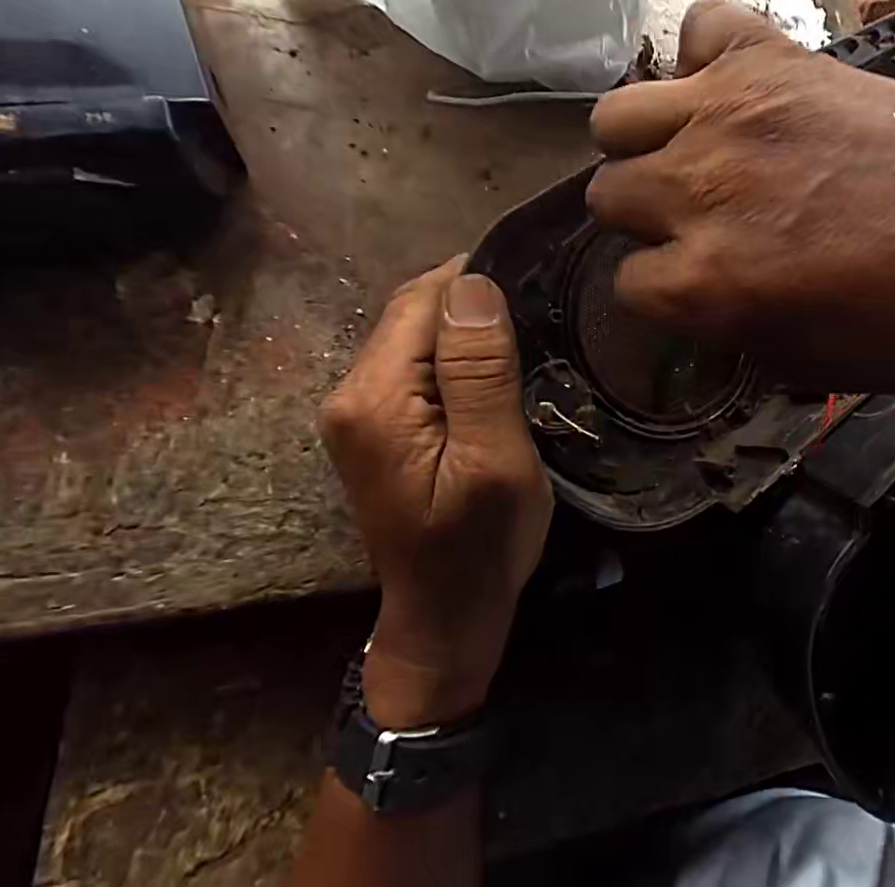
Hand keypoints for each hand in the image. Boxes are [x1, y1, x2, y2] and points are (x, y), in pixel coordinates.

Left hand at [320, 257, 553, 725]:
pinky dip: (458, 352)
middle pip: (413, 312)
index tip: (539, 279)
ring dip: (469, 326)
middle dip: (473, 300)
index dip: (479, 282)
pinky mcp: (378, 425)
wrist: (446, 615)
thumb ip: (479, 373)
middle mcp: (350, 393)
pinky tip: (498, 363)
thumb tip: (474, 285)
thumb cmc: (481, 544)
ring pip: (416, 334)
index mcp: (375, 397)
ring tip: (530, 331)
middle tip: (543, 306)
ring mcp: (359, 410)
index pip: (424, 302)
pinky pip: (418, 363)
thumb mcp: (495, 460)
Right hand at [586, 0, 894, 391]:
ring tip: (699, 161)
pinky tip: (740, 98)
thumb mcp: (822, 365)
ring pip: (622, 115)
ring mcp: (737, 112)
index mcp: (710, 285)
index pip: (628, 286)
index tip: (692, 292)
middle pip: (612, 192)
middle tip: (696, 227)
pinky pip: (702, 32)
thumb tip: (708, 311)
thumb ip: (739, 332)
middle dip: (647, 220)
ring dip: (650, 145)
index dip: (663, 295)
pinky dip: (706, 63)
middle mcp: (702, 190)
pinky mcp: (786, 60)